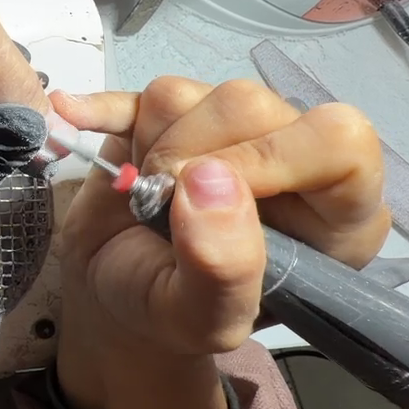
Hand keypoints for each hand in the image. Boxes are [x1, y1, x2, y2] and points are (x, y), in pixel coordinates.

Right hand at [49, 78, 389, 408]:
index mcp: (332, 213)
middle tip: (159, 204)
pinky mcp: (160, 116)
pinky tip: (71, 116)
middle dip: (186, 155)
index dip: (269, 159)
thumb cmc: (166, 313)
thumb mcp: (202, 319)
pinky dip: (99, 106)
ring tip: (137, 193)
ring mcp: (218, 129)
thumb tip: (208, 179)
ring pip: (187, 93)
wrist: (108, 294)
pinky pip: (132, 89)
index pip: (336, 142)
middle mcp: (285, 155)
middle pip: (249, 104)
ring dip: (147, 145)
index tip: (205, 197)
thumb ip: (222, 266)